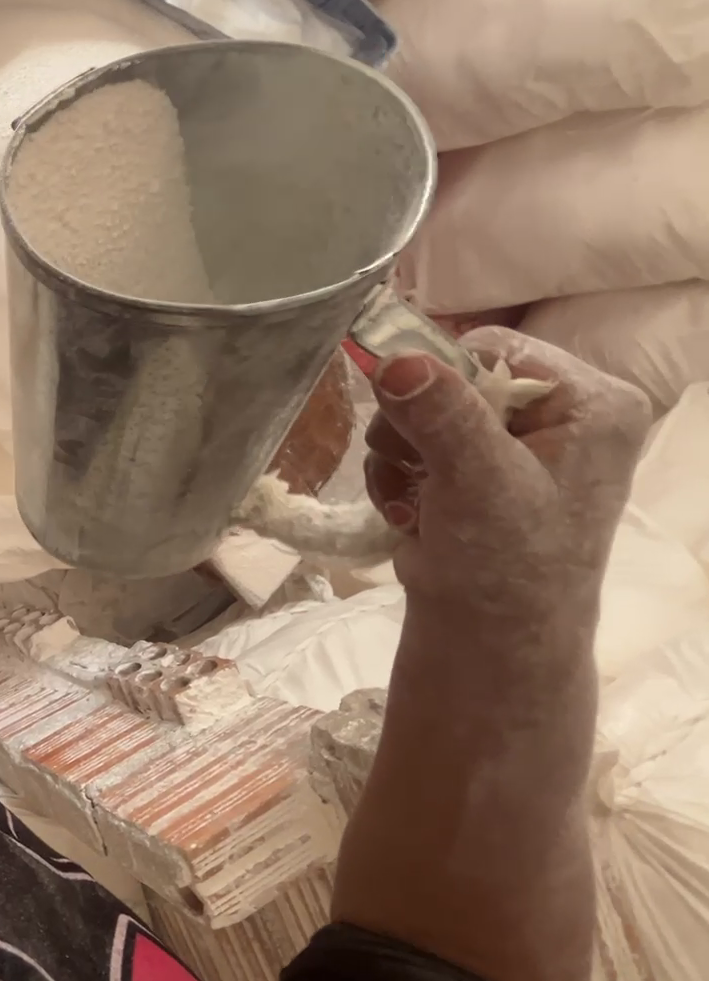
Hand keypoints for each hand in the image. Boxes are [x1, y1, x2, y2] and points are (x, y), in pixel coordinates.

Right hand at [364, 327, 651, 629]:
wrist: (487, 629)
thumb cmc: (504, 558)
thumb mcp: (477, 480)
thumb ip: (441, 416)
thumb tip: (393, 359)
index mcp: (587, 403)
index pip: (491, 351)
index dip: (438, 378)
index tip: (409, 420)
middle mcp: (554, 416)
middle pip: (446, 382)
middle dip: (410, 427)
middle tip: (413, 468)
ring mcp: (508, 446)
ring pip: (416, 417)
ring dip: (395, 457)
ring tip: (413, 499)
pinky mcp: (468, 471)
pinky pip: (408, 448)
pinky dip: (394, 477)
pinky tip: (409, 509)